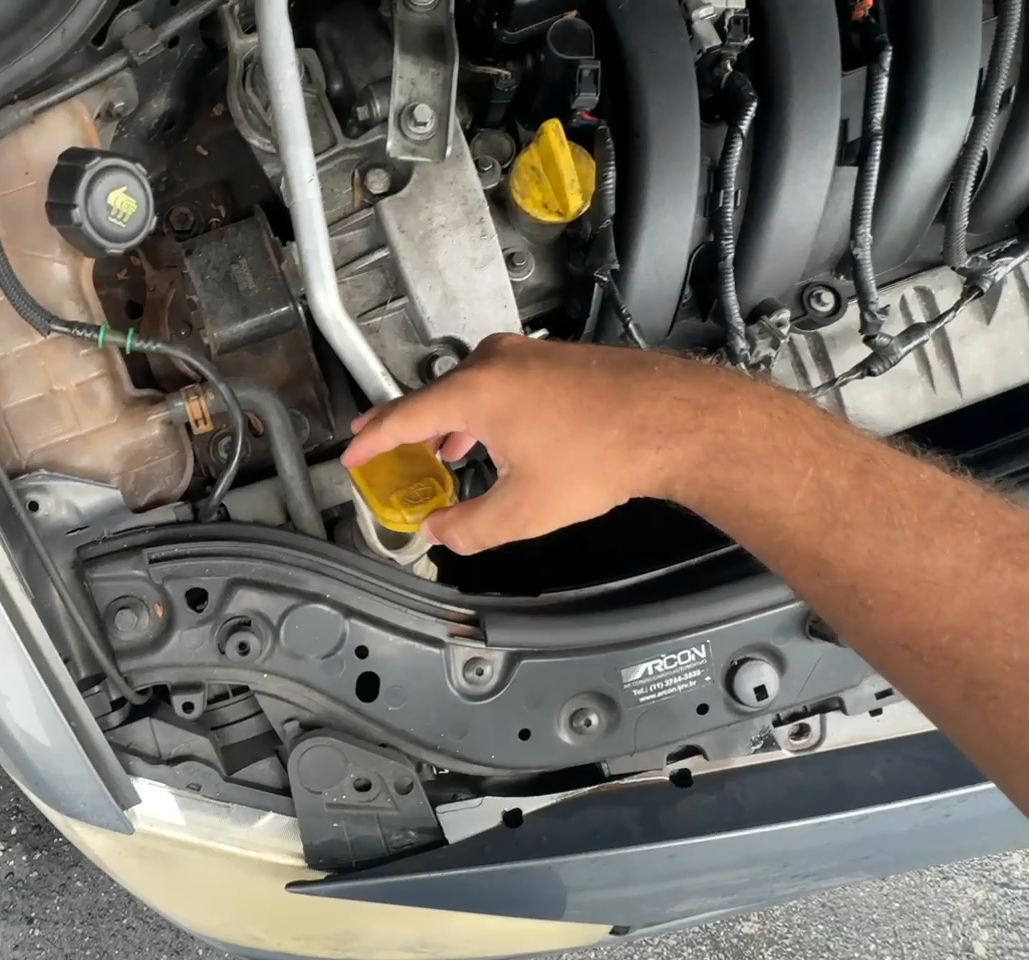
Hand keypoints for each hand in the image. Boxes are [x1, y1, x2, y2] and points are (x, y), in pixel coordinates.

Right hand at [340, 334, 769, 553]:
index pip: (402, 417)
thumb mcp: (522, 512)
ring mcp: (525, 355)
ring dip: (443, 421)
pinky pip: (495, 383)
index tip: (351, 453)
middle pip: (429, 396)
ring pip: (464, 388)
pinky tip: (489, 436)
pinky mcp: (551, 359)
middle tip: (376, 442)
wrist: (677, 421)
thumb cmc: (601, 458)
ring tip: (435, 451)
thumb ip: (467, 529)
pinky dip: (478, 411)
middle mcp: (493, 364)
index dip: (370, 440)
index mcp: (474, 393)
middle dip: (402, 426)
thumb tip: (438, 534)